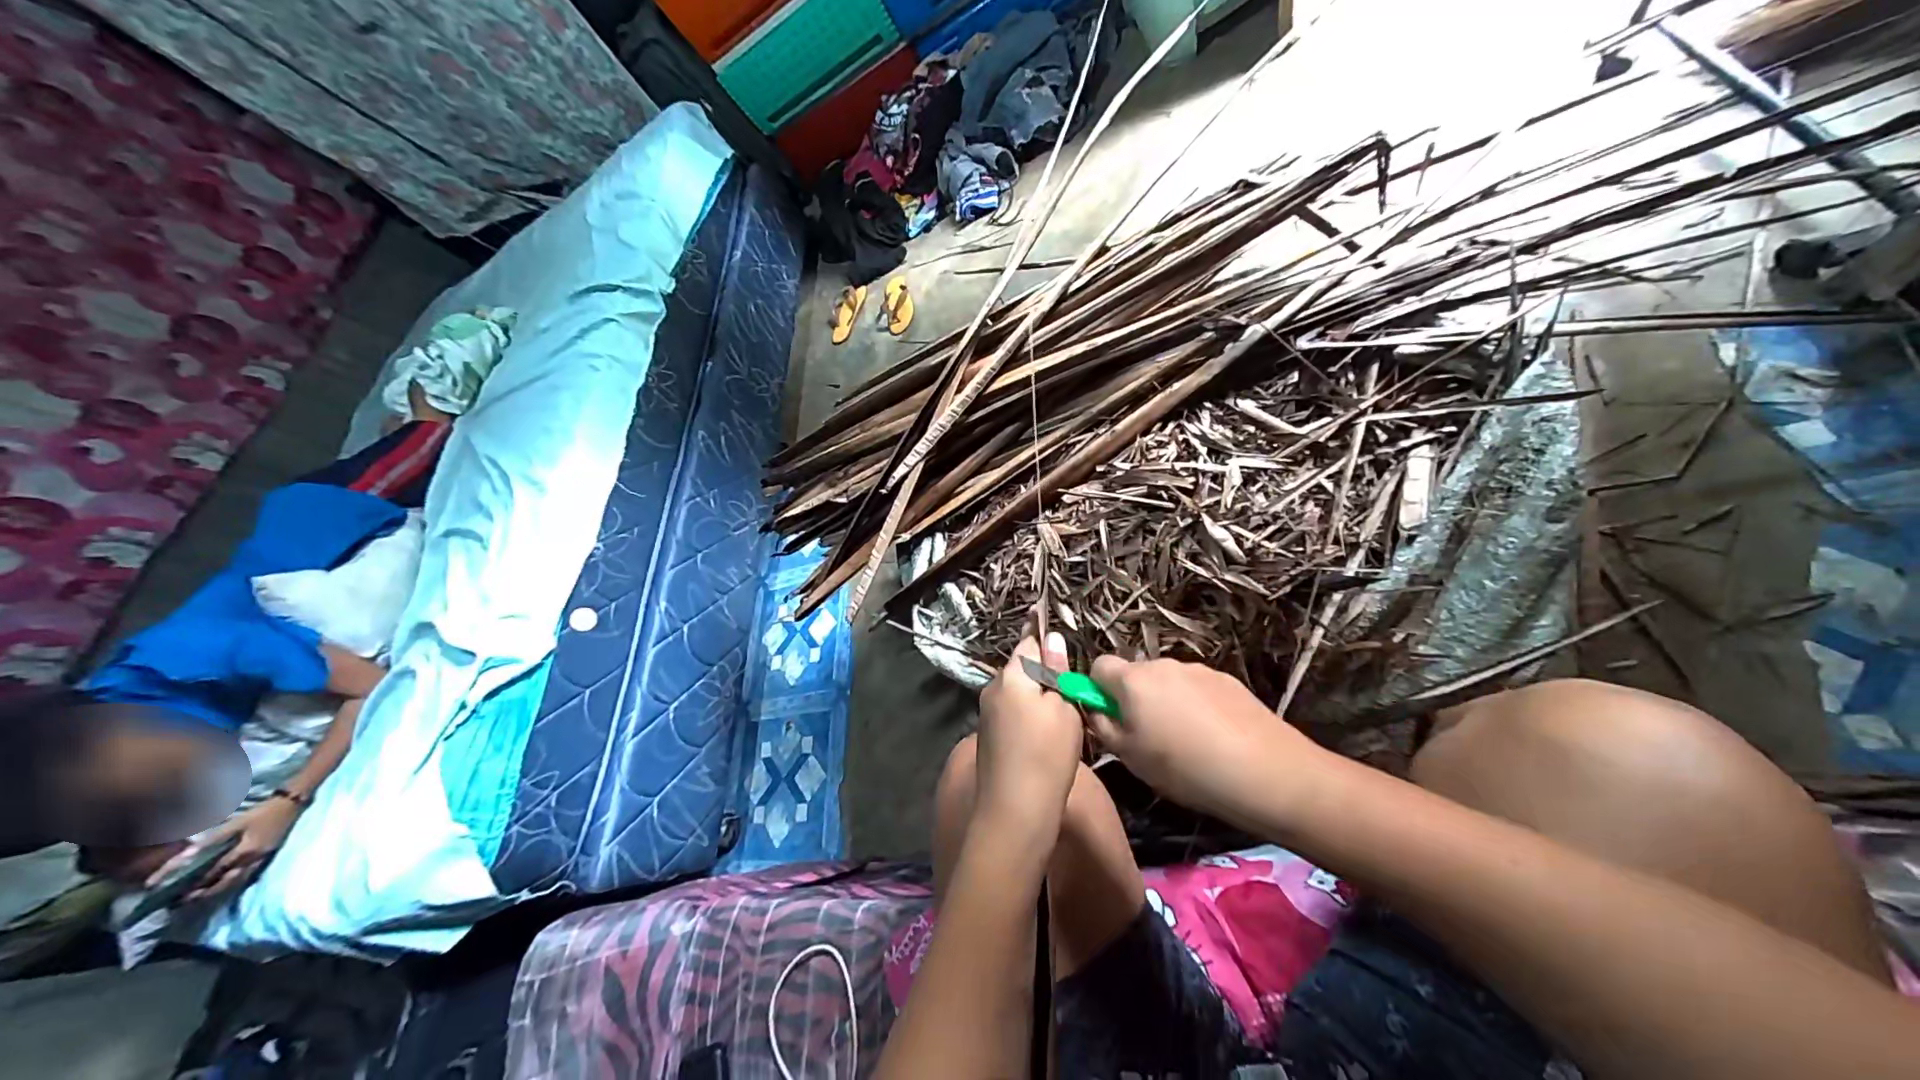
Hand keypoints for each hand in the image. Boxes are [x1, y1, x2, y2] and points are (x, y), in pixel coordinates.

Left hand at [146, 795, 302, 899]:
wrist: (292, 805)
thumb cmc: (263, 812)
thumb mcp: (237, 823)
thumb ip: (212, 840)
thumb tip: (185, 856)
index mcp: (242, 853)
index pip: (210, 872)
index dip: (188, 882)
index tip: (163, 889)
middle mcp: (250, 861)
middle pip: (221, 884)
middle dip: (199, 894)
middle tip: (177, 903)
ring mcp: (259, 861)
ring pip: (233, 883)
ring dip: (213, 893)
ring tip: (194, 900)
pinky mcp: (265, 858)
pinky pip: (244, 878)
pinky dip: (229, 885)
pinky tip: (222, 887)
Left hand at [975, 631, 1082, 835]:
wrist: (1015, 811)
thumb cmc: (1046, 754)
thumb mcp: (1063, 709)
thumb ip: (1057, 673)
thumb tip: (1052, 639)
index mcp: (1010, 675)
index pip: (1029, 643)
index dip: (1047, 640)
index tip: (1065, 643)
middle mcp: (992, 688)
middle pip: (1022, 669)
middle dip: (1045, 673)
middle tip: (1074, 687)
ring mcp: (987, 713)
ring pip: (1019, 693)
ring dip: (1038, 697)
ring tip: (1066, 713)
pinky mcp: (989, 736)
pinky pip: (1014, 713)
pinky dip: (1030, 716)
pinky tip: (1047, 734)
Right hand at [1086, 656, 1332, 824]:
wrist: (1266, 772)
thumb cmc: (1186, 768)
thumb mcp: (1130, 757)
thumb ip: (1103, 726)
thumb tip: (1096, 709)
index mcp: (1133, 680)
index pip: (1099, 666)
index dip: (1099, 690)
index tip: (1111, 719)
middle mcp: (1164, 665)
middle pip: (1136, 675)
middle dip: (1135, 699)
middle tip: (1148, 739)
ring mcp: (1199, 670)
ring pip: (1168, 683)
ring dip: (1167, 704)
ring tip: (1187, 745)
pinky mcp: (1229, 681)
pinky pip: (1198, 690)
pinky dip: (1197, 708)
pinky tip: (1214, 740)